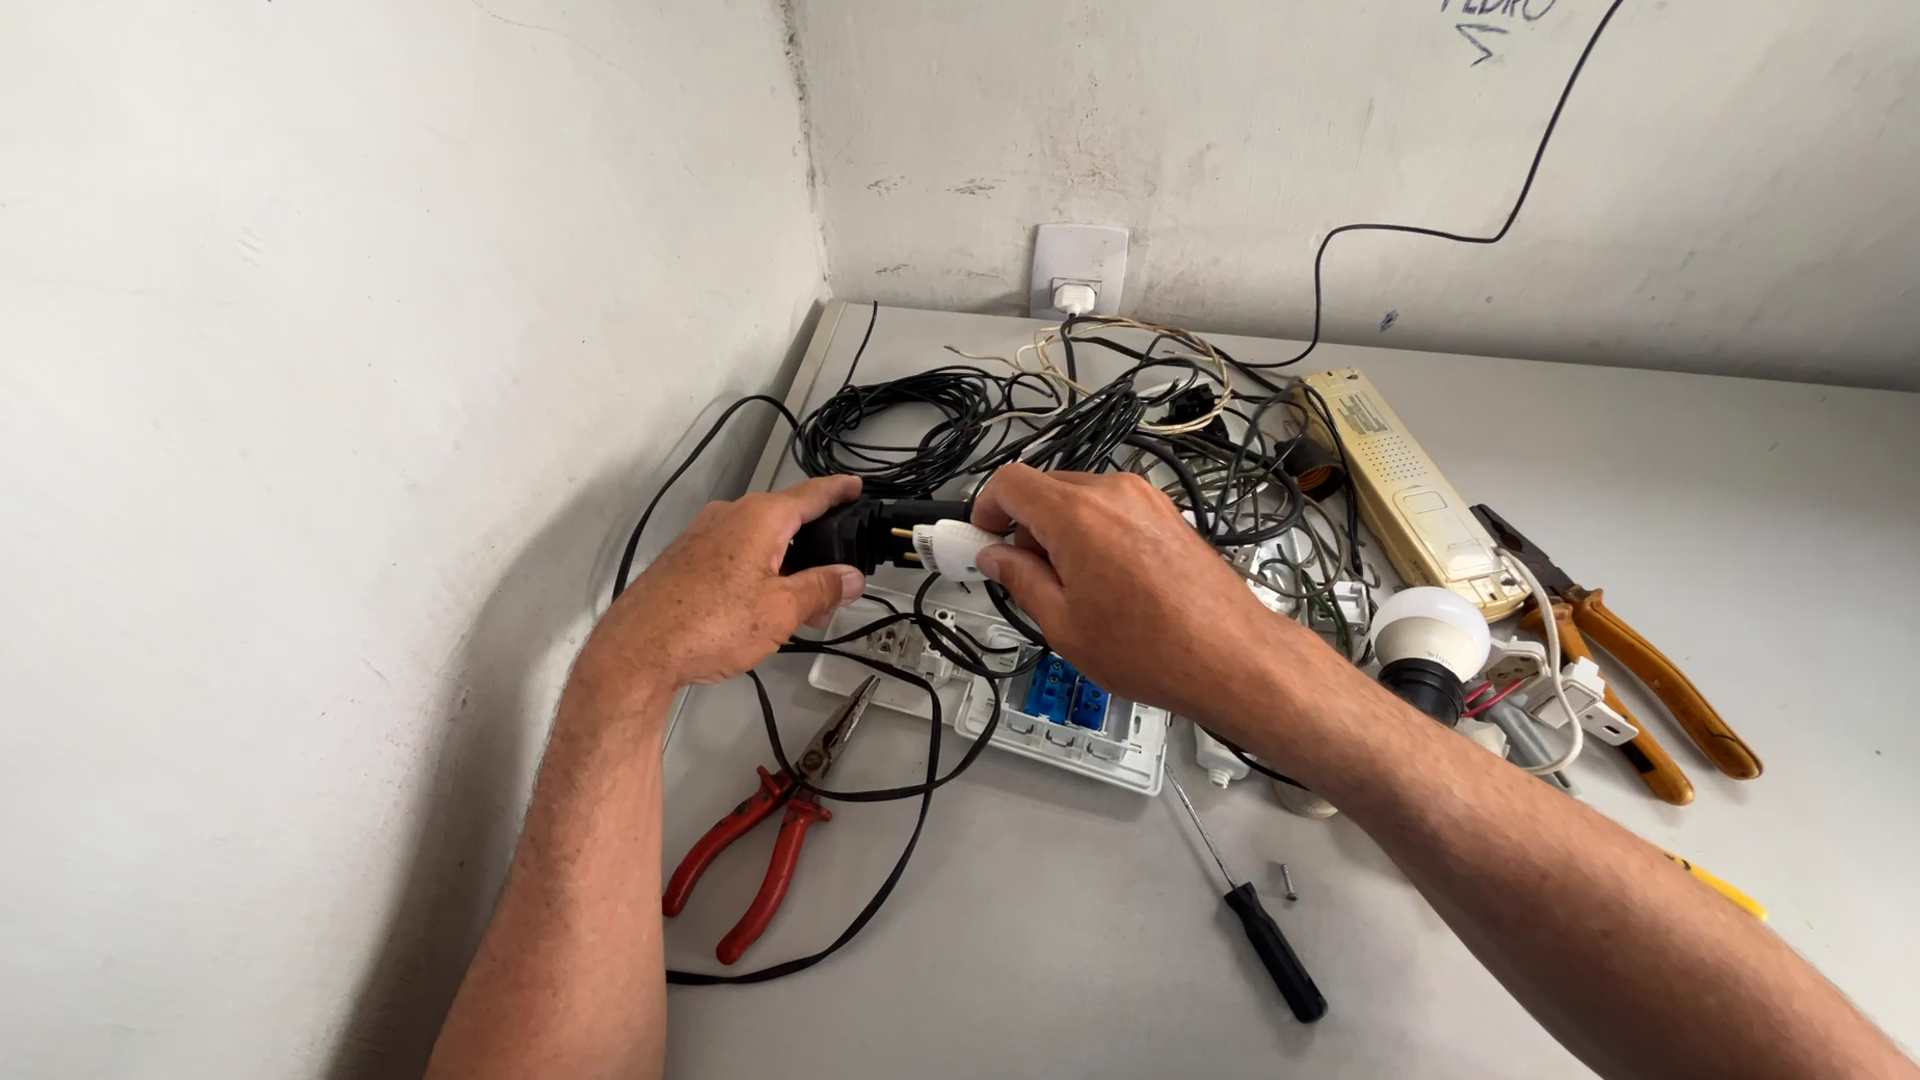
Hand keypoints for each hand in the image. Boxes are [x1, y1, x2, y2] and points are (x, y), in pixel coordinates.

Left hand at [581, 475, 867, 697]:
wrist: (636, 652)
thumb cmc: (707, 625)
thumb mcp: (782, 610)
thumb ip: (823, 588)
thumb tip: (850, 577)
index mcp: (759, 517)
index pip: (811, 494)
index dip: (839, 490)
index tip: (855, 486)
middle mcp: (729, 516)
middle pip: (787, 523)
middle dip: (816, 553)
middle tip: (836, 588)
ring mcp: (703, 536)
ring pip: (761, 543)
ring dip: (787, 570)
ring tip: (801, 612)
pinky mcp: (685, 559)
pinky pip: (735, 556)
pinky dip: (758, 575)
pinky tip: (761, 610)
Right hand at [971, 465, 1319, 727]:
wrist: (1231, 657)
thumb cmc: (1152, 648)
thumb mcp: (1062, 623)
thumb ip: (1019, 579)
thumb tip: (995, 557)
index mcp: (1077, 514)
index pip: (1010, 482)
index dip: (985, 508)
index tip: (982, 538)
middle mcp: (1113, 493)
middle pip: (1044, 488)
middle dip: (1022, 526)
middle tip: (1021, 572)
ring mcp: (1145, 500)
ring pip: (1079, 499)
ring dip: (1058, 530)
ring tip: (1068, 584)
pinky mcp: (1167, 514)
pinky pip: (1111, 508)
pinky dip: (1092, 531)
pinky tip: (1102, 579)